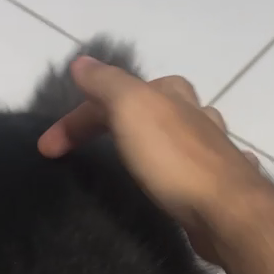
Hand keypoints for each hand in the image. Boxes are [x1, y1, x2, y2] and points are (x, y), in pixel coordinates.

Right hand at [38, 56, 273, 262]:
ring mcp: (214, 151)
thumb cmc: (174, 160)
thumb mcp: (131, 110)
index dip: (76, 118)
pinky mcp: (223, 185)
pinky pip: (205, 168)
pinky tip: (193, 182)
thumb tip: (81, 62)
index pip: (112, 95)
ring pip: (183, 134)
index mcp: (171, 95)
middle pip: (153, 107)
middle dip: (118, 119)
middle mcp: (197, 116)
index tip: (47, 149)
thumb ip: (106, 84)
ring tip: (140, 157)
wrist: (227, 212)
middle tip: (89, 147)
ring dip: (162, 139)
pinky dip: (194, 168)